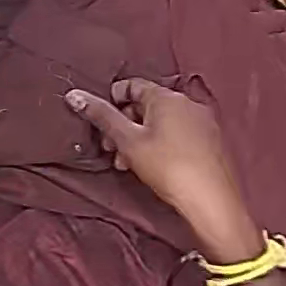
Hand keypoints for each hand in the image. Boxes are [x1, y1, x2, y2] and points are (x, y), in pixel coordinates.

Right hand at [66, 79, 262, 258]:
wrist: (210, 201)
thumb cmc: (166, 165)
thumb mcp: (127, 140)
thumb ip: (101, 116)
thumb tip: (74, 94)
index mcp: (167, 97)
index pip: (132, 85)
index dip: (111, 99)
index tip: (99, 120)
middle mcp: (187, 103)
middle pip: (145, 105)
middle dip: (122, 124)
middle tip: (109, 148)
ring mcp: (202, 122)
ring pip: (159, 122)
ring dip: (137, 138)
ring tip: (126, 163)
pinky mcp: (209, 142)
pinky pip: (176, 134)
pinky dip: (158, 144)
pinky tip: (149, 166)